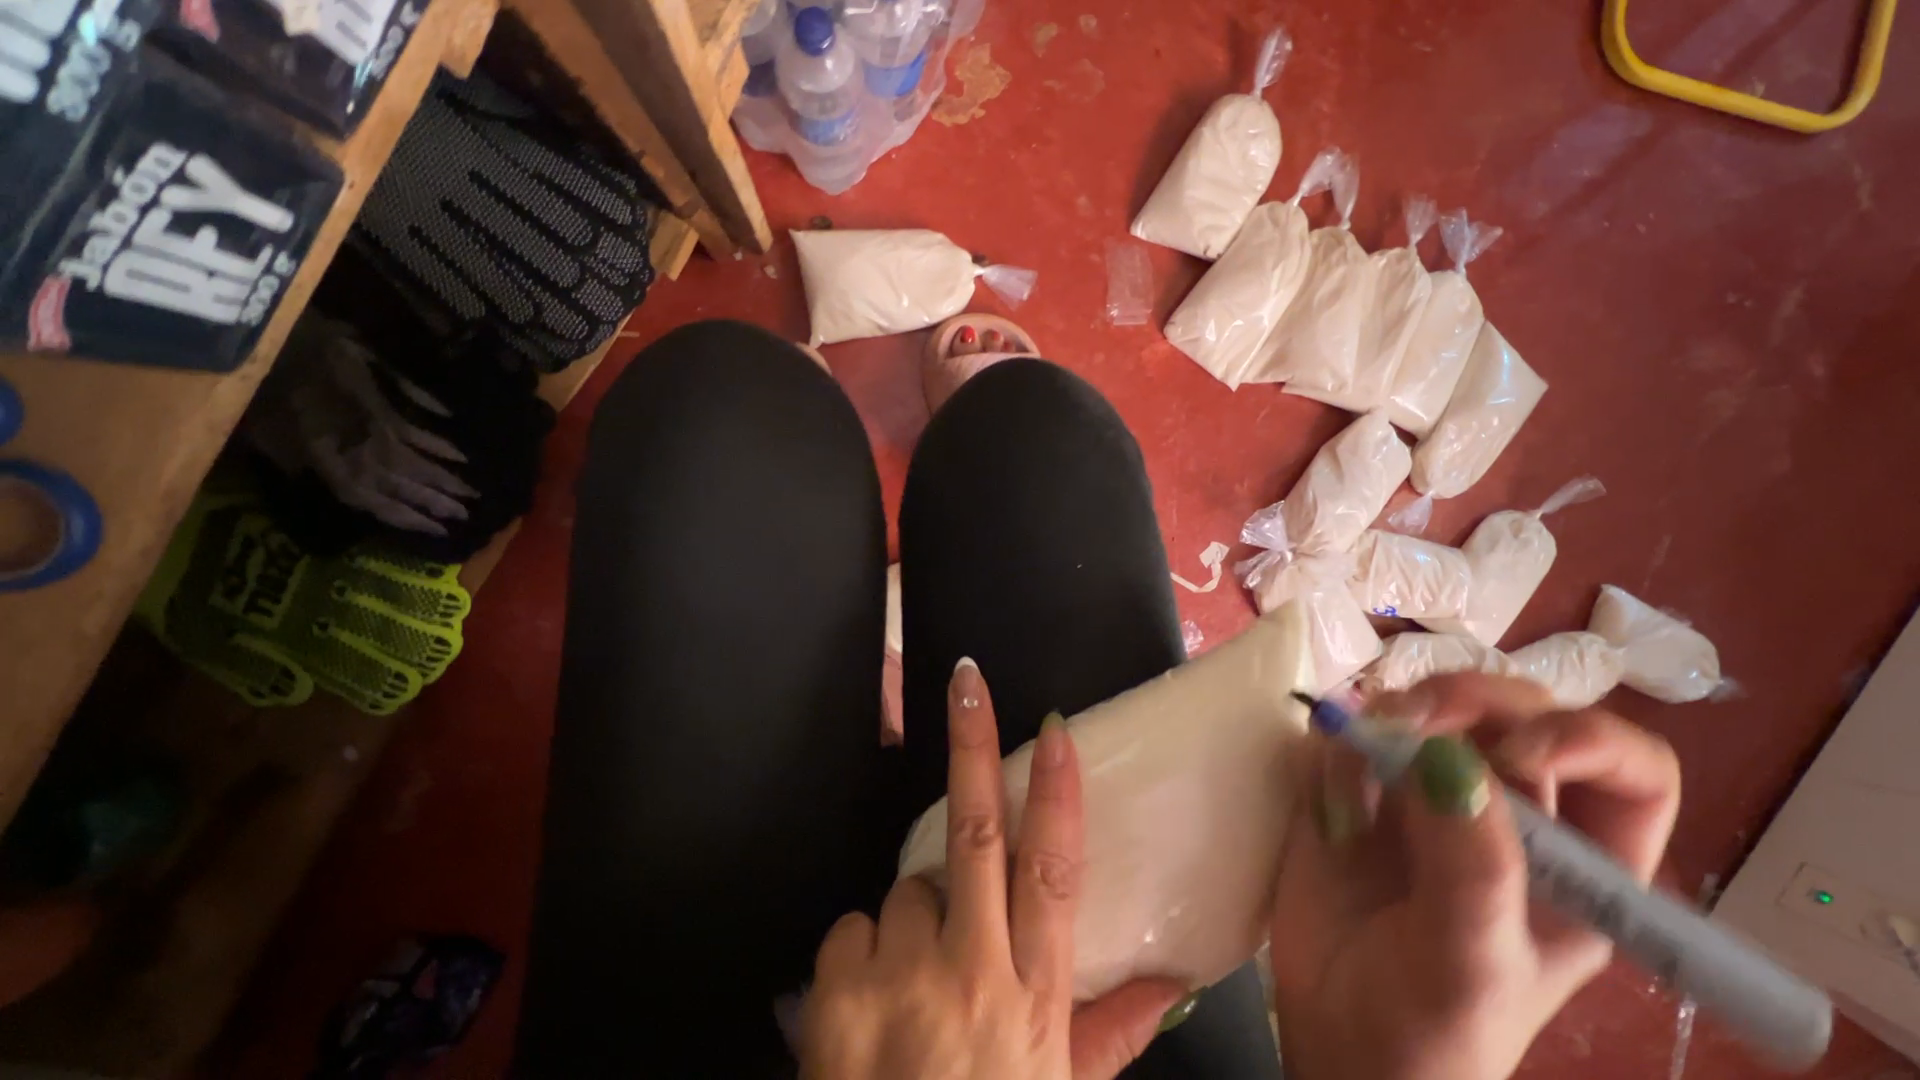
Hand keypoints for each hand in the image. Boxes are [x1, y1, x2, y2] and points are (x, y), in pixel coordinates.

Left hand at [799, 659, 1189, 1079]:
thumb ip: (1111, 1031)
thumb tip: (1174, 980)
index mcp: (1032, 997)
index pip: (1054, 877)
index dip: (1058, 799)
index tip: (1055, 732)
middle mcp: (970, 973)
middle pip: (976, 838)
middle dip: (973, 749)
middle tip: (966, 683)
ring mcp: (900, 978)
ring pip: (906, 893)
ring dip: (914, 917)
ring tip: (921, 981)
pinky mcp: (838, 991)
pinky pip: (851, 928)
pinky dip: (864, 947)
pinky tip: (875, 1001)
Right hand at [1269, 674, 1680, 1079]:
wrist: (1334, 1044)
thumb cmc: (1433, 1030)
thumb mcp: (1472, 962)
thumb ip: (1473, 864)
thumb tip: (1448, 757)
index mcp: (1580, 861)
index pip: (1624, 767)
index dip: (1584, 738)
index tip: (1514, 753)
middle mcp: (1509, 815)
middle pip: (1515, 714)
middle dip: (1468, 701)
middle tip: (1410, 719)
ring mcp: (1427, 798)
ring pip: (1429, 712)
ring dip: (1393, 714)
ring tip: (1357, 752)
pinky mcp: (1357, 793)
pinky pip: (1352, 738)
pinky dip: (1336, 747)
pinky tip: (1327, 805)